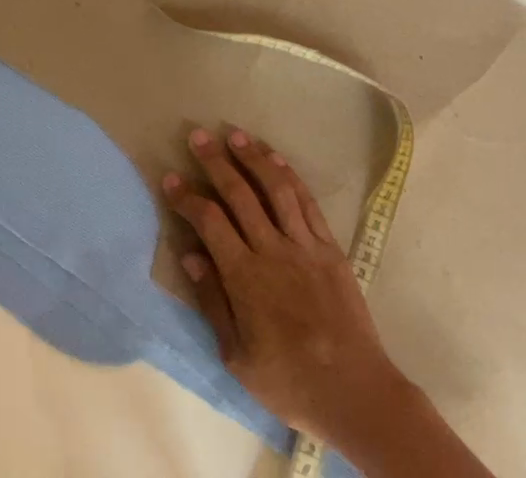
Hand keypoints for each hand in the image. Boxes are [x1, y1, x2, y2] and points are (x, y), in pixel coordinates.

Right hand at [165, 130, 493, 477]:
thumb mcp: (237, 356)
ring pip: (276, 188)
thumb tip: (190, 254)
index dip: (187, 196)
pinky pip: (307, 203)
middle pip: (240, 194)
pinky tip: (276, 160)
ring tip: (234, 134)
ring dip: (253, 157)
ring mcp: (306, 246)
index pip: (209, 222)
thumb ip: (212, 302)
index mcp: (245, 277)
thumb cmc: (289, 382)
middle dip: (216, 162)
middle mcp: (273, 251)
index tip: (169, 177)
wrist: (355, 390)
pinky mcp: (331, 249)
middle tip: (197, 136)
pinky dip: (290, 176)